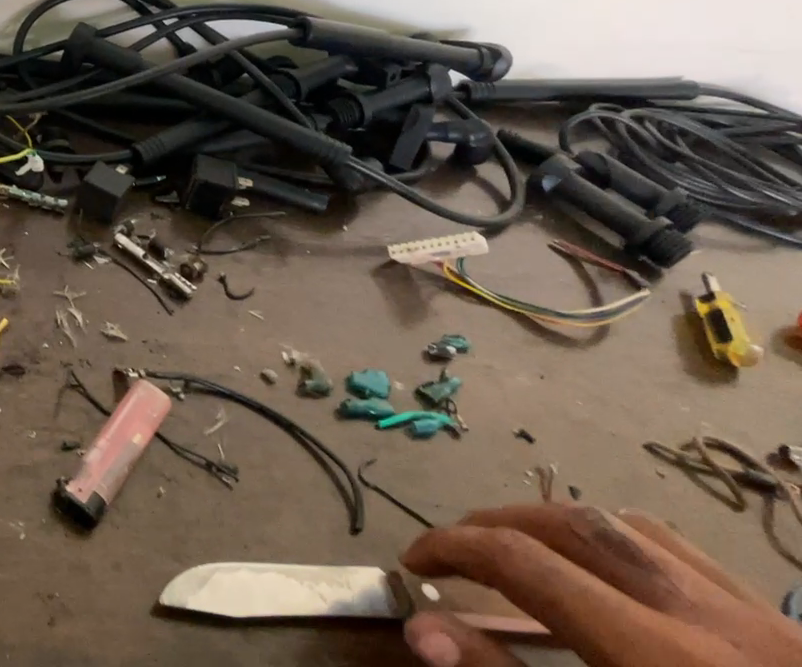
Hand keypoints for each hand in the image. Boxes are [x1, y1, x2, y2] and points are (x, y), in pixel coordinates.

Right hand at [401, 503, 801, 665]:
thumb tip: (421, 630)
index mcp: (660, 659)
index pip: (523, 562)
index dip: (451, 549)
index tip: (414, 565)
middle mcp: (711, 621)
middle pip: (571, 525)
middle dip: (494, 526)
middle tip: (452, 551)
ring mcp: (764, 622)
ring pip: (631, 527)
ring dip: (553, 525)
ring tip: (518, 549)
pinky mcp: (789, 631)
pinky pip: (688, 555)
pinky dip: (623, 543)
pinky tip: (606, 570)